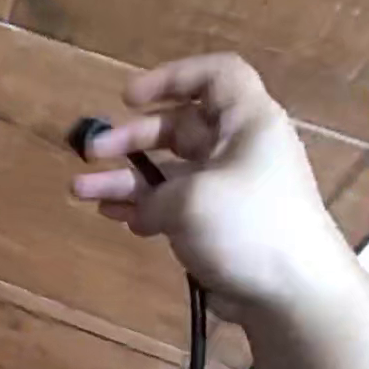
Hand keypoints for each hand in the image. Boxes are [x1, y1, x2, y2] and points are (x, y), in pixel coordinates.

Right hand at [71, 54, 358, 319]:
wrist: (287, 291)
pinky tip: (113, 217)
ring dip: (123, 180)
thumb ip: (154, 194)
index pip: (214, 77)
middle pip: (177, 128)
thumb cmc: (247, 227)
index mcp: (246, 123)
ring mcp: (221, 191)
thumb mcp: (191, 200)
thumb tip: (142, 207)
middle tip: (90, 154)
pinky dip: (141, 209)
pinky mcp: (210, 226)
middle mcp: (234, 150)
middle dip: (131, 139)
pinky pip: (169, 207)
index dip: (171, 77)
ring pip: (165, 173)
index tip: (128, 98)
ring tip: (81, 191)